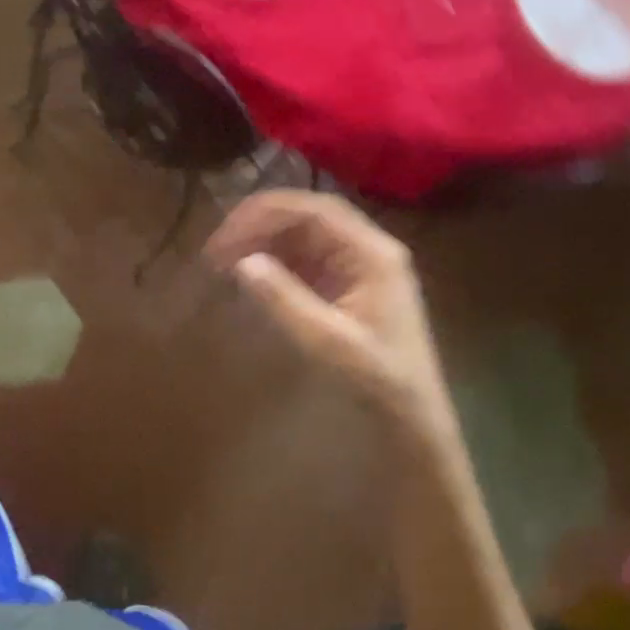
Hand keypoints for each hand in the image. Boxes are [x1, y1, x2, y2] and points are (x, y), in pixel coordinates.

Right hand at [205, 191, 454, 442]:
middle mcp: (369, 249)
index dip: (264, 213)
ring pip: (306, 236)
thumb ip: (284, 298)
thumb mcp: (326, 341)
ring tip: (226, 260)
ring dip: (265, 241)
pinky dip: (276, 261)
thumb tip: (243, 261)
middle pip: (309, 216)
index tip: (225, 236)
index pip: (314, 210)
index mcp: (373, 253)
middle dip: (260, 224)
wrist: (412, 420)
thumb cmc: (376, 380)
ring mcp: (360, 267)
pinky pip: (308, 259)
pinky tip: (251, 276)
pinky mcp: (350, 287)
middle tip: (217, 248)